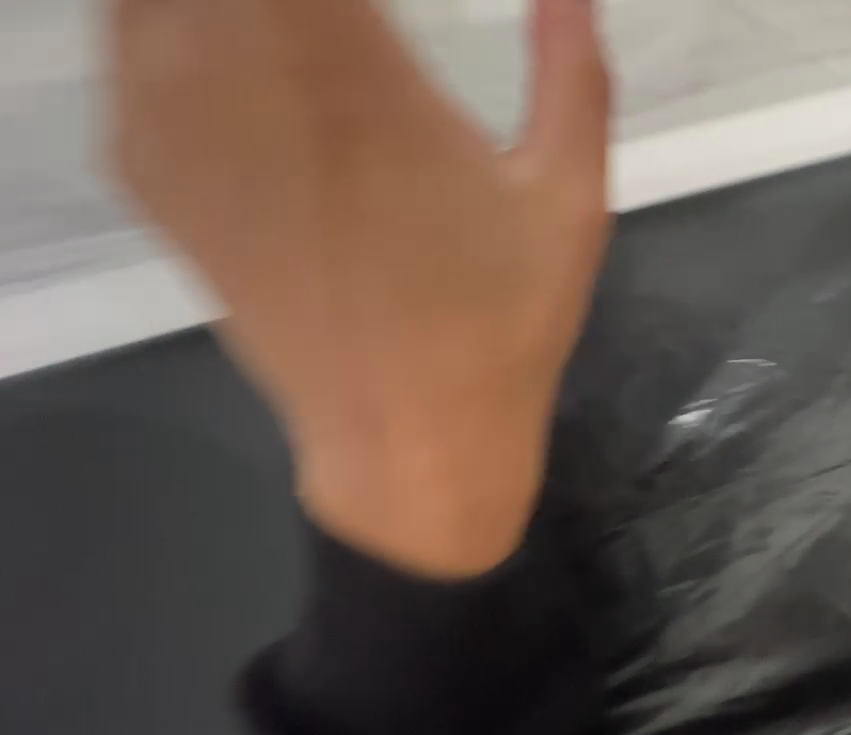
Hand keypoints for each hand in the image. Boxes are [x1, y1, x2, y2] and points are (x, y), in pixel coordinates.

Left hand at [110, 0, 612, 576]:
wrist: (410, 432)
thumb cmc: (505, 320)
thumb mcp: (569, 201)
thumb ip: (572, 78)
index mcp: (341, 57)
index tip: (388, 18)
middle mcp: (221, 56)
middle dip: (310, 7)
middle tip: (363, 38)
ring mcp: (159, 106)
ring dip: (250, 15)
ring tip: (321, 54)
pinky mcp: (141, 160)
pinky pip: (134, 34)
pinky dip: (193, 29)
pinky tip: (266, 82)